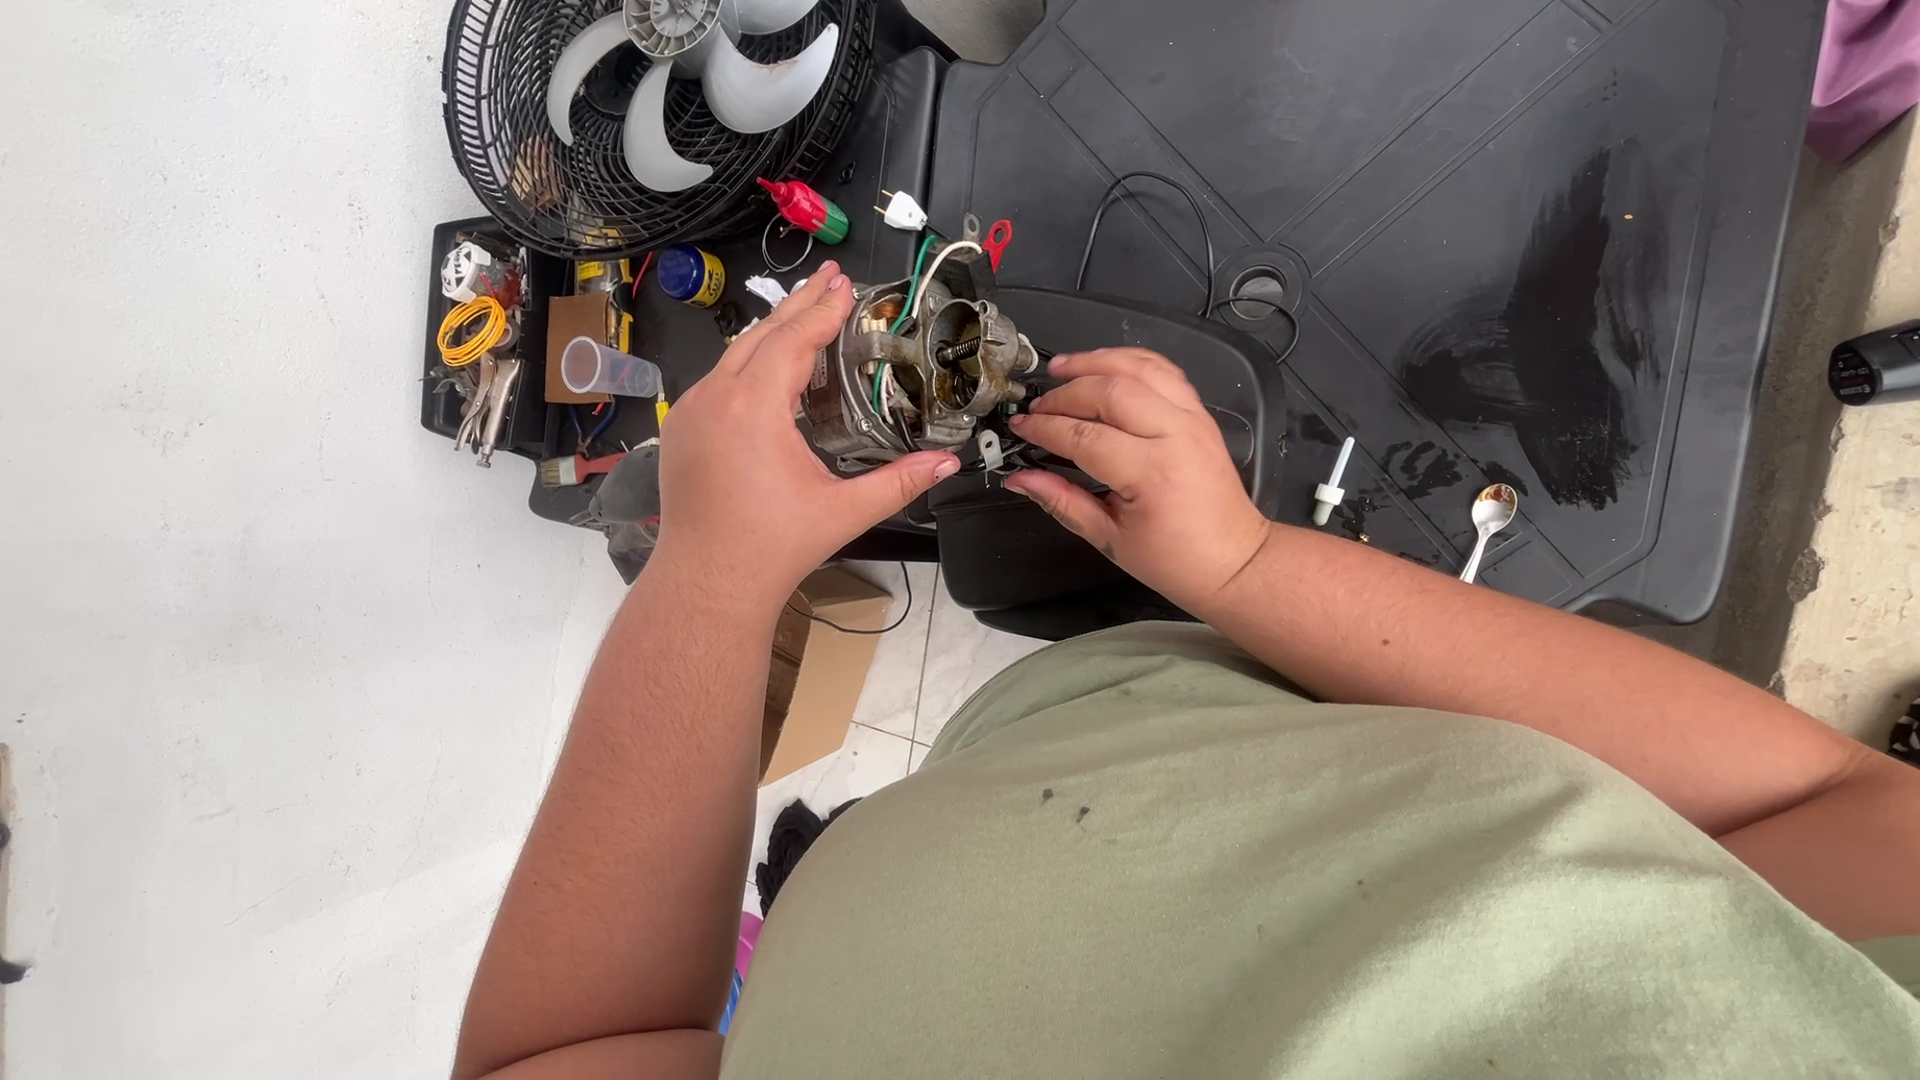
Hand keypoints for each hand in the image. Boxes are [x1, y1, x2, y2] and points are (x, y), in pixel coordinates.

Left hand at [651, 261, 960, 610]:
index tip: (845, 286)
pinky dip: (749, 362)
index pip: (792, 341)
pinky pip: (718, 379)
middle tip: (830, 278)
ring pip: (735, 354)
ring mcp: (689, 412)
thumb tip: (947, 463)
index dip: (823, 311)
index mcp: (752, 409)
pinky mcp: (681, 429)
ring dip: (772, 331)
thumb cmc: (772, 547)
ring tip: (806, 312)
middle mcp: (713, 399)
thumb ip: (899, 483)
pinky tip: (769, 365)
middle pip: (761, 334)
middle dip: (799, 305)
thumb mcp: (843, 511)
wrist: (705, 581)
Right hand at [1003, 348, 1270, 613]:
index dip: (1045, 428)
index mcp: (1152, 474)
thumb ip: (1062, 501)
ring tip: (1061, 367)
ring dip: (1096, 362)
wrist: (1233, 559)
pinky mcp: (1200, 413)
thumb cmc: (1174, 559)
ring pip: (1139, 368)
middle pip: (1110, 391)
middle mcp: (1176, 435)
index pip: (1085, 436)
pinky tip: (1103, 365)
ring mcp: (1193, 418)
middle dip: (1065, 394)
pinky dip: (1129, 361)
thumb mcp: (1109, 538)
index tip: (1020, 428)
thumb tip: (1020, 479)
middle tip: (1036, 407)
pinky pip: (1163, 370)